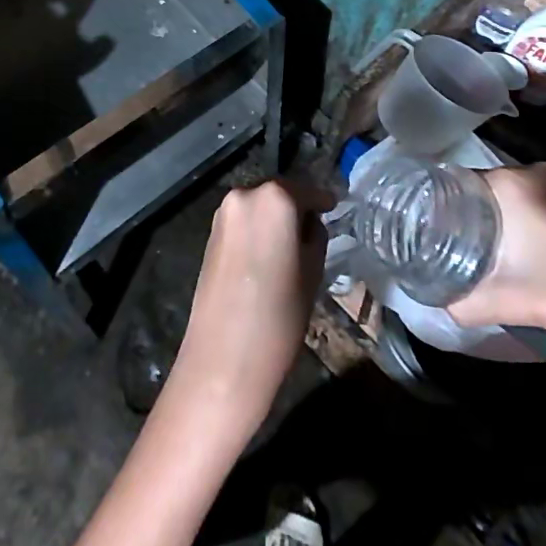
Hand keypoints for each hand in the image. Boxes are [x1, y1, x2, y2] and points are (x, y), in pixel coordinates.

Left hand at [166, 178, 332, 437]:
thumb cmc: (280, 313)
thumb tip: (309, 223)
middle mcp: (243, 195)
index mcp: (273, 198)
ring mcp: (221, 214)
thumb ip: (314, 236)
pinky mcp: (209, 235)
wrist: (224, 355)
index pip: (307, 189)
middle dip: (296, 208)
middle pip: (278, 194)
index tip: (336, 209)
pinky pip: (242, 223)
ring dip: (274, 220)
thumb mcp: (313, 271)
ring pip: (257, 207)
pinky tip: (268, 257)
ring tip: (292, 247)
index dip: (323, 201)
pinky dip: (257, 232)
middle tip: (315, 230)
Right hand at [447, 164, 545, 376]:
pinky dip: (515, 223)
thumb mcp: (517, 304)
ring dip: (489, 221)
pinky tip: (513, 254)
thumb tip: (436, 304)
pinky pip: (530, 204)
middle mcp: (534, 173)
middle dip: (458, 216)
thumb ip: (466, 303)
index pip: (453, 183)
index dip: (432, 207)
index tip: (417, 231)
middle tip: (439, 247)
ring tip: (470, 253)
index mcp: (514, 184)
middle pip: (478, 189)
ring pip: (506, 198)